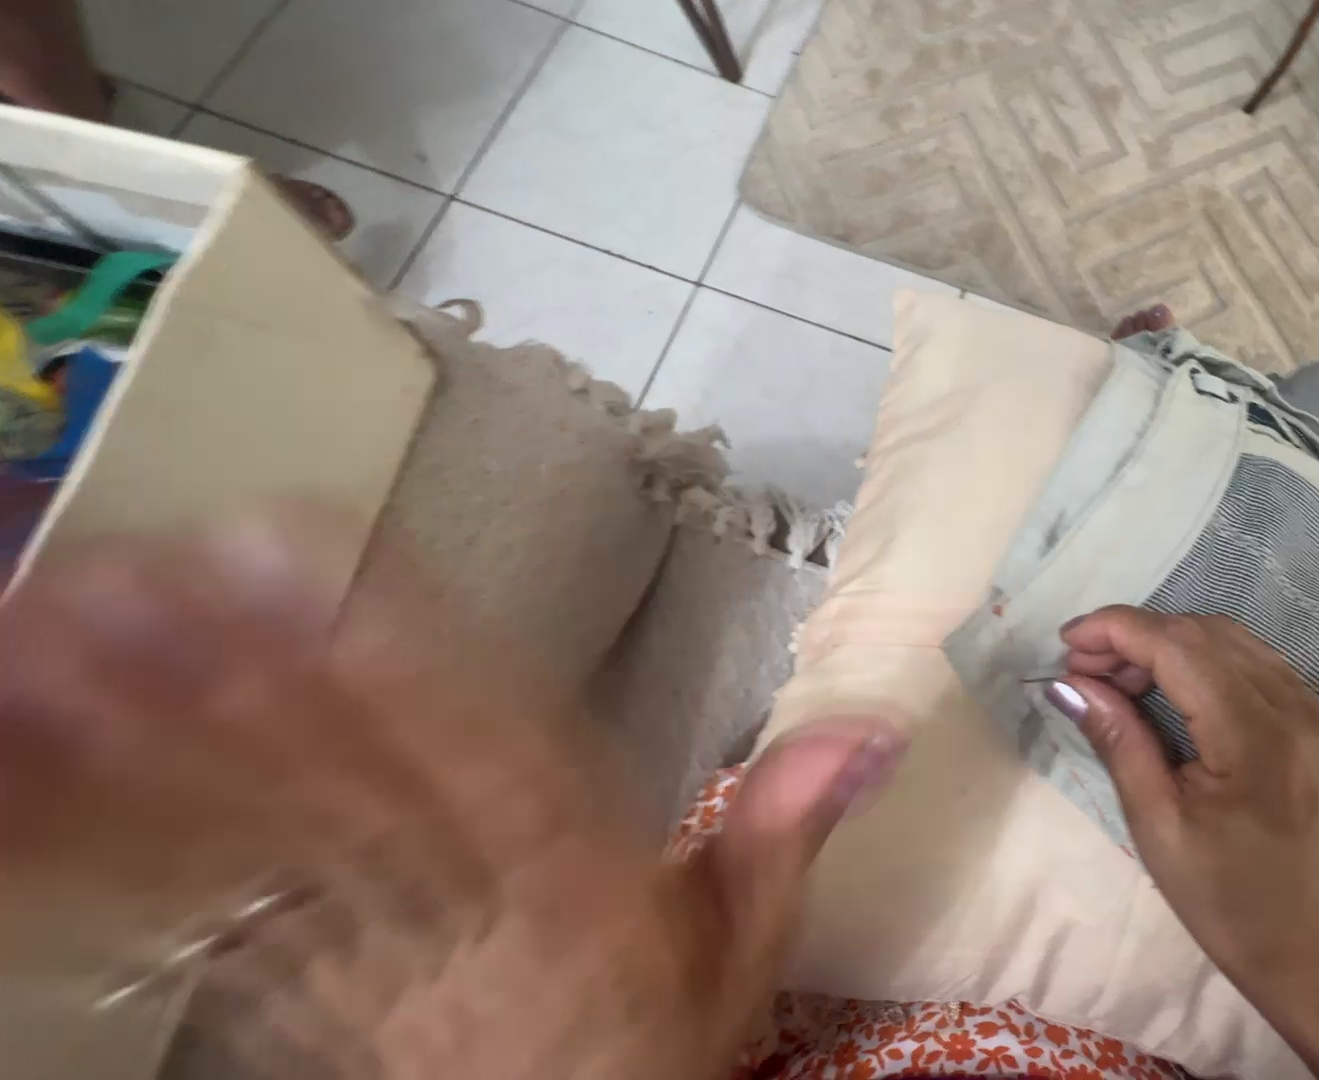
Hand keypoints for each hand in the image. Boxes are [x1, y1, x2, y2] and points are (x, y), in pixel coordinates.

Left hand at [0, 520, 902, 1079]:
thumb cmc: (657, 1035)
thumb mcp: (747, 946)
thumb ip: (785, 830)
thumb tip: (867, 729)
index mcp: (573, 879)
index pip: (487, 758)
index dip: (401, 665)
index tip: (316, 570)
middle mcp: (457, 900)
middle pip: (345, 781)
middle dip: (235, 674)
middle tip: (133, 565)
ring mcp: (353, 945)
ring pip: (242, 834)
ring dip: (142, 735)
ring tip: (54, 627)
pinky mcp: (282, 980)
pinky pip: (177, 906)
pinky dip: (91, 830)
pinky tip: (32, 756)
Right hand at [1046, 607, 1318, 1079]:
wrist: (1317, 951)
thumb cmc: (1228, 900)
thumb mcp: (1157, 826)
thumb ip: (1117, 740)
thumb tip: (1068, 682)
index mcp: (1255, 734)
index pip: (1177, 645)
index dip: (1115, 629)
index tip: (1065, 640)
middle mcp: (1294, 705)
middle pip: (1201, 631)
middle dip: (1133, 635)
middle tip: (1082, 668)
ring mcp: (1313, 708)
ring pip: (1225, 638)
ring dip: (1164, 642)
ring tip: (1115, 677)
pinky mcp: (1315, 718)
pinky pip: (1249, 660)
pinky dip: (1198, 657)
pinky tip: (1165, 685)